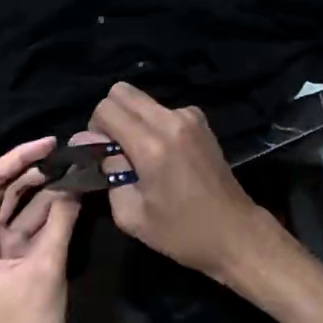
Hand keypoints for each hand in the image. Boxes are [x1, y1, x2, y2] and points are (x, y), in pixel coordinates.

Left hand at [0, 136, 80, 322]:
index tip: (50, 143)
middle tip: (71, 151)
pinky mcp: (20, 263)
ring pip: (25, 208)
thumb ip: (60, 219)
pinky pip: (36, 226)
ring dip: (51, 189)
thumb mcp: (44, 269)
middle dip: (38, 171)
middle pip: (7, 193)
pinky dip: (56, 210)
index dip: (18, 158)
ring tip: (79, 166)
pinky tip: (77, 193)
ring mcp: (1, 254)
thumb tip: (78, 177)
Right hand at [88, 82, 266, 280]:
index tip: (99, 152)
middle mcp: (171, 119)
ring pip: (145, 100)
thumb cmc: (179, 231)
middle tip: (114, 150)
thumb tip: (90, 144)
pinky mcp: (201, 119)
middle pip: (124, 92)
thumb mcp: (131, 214)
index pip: (107, 108)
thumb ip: (108, 172)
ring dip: (134, 120)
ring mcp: (189, 115)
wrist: (232, 229)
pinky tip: (164, 154)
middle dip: (111, 116)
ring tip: (140, 156)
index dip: (95, 127)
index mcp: (151, 144)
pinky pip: (165, 110)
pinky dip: (155, 125)